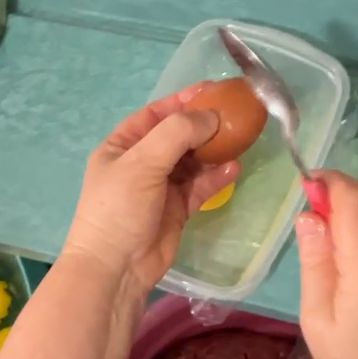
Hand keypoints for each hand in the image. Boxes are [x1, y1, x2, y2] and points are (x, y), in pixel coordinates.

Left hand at [61, 85, 241, 293]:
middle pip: (177, 136)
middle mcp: (141, 164)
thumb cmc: (120, 209)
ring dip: (214, 151)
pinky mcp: (177, 210)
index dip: (182, 102)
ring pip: (192, 162)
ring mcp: (159, 188)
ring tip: (240, 138)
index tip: (213, 91)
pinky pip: (200, 187)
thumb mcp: (142, 163)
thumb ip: (176, 134)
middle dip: (204, 125)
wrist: (116, 267)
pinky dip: (216, 177)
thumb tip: (210, 118)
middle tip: (236, 114)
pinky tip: (235, 168)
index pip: (155, 115)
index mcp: (122, 147)